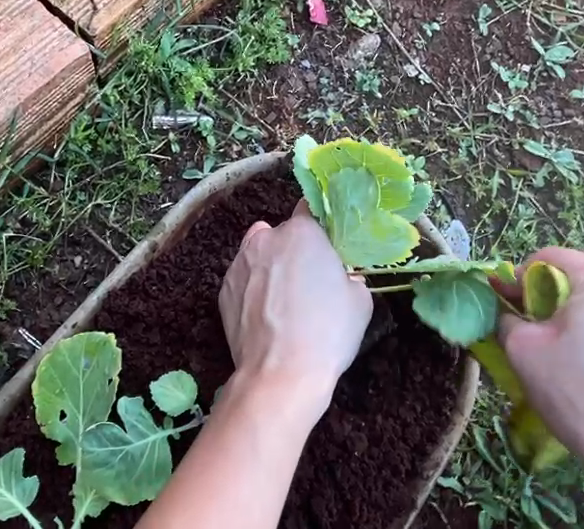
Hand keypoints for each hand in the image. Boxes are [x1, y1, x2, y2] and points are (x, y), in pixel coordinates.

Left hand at [218, 202, 371, 420]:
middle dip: (294, 250)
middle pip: (282, 233)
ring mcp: (239, 262)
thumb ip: (349, 275)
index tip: (326, 247)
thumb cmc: (327, 333)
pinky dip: (252, 290)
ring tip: (284, 302)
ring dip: (270, 267)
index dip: (319, 227)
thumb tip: (342, 276)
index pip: (309, 209)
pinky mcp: (223, 289)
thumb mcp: (360, 301)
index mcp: (302, 232)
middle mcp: (265, 237)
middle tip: (309, 281)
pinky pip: (243, 279)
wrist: (280, 374)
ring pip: (258, 254)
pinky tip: (266, 317)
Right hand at [499, 248, 583, 528]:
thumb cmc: (580, 396)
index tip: (505, 306)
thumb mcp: (523, 351)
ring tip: (568, 360)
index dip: (519, 280)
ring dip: (582, 323)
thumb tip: (505, 309)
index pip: (549, 259)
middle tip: (535, 337)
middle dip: (553, 304)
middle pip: (581, 282)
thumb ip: (506, 317)